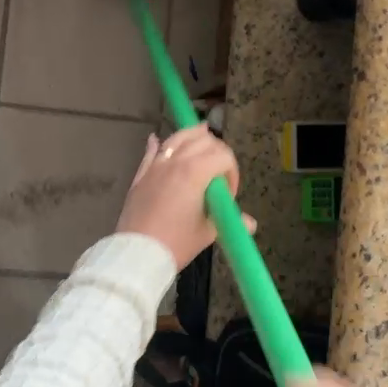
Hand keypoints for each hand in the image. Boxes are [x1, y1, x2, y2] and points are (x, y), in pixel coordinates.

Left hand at [115, 125, 250, 269]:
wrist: (137, 253)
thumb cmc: (176, 243)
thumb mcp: (207, 232)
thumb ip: (228, 220)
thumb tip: (250, 223)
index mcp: (195, 172)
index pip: (223, 156)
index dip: (232, 172)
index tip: (229, 194)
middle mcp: (175, 161)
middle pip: (203, 141)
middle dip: (217, 150)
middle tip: (220, 171)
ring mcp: (156, 166)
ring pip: (177, 139)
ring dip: (192, 135)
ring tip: (202, 133)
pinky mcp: (141, 175)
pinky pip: (151, 153)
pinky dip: (158, 144)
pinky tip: (156, 140)